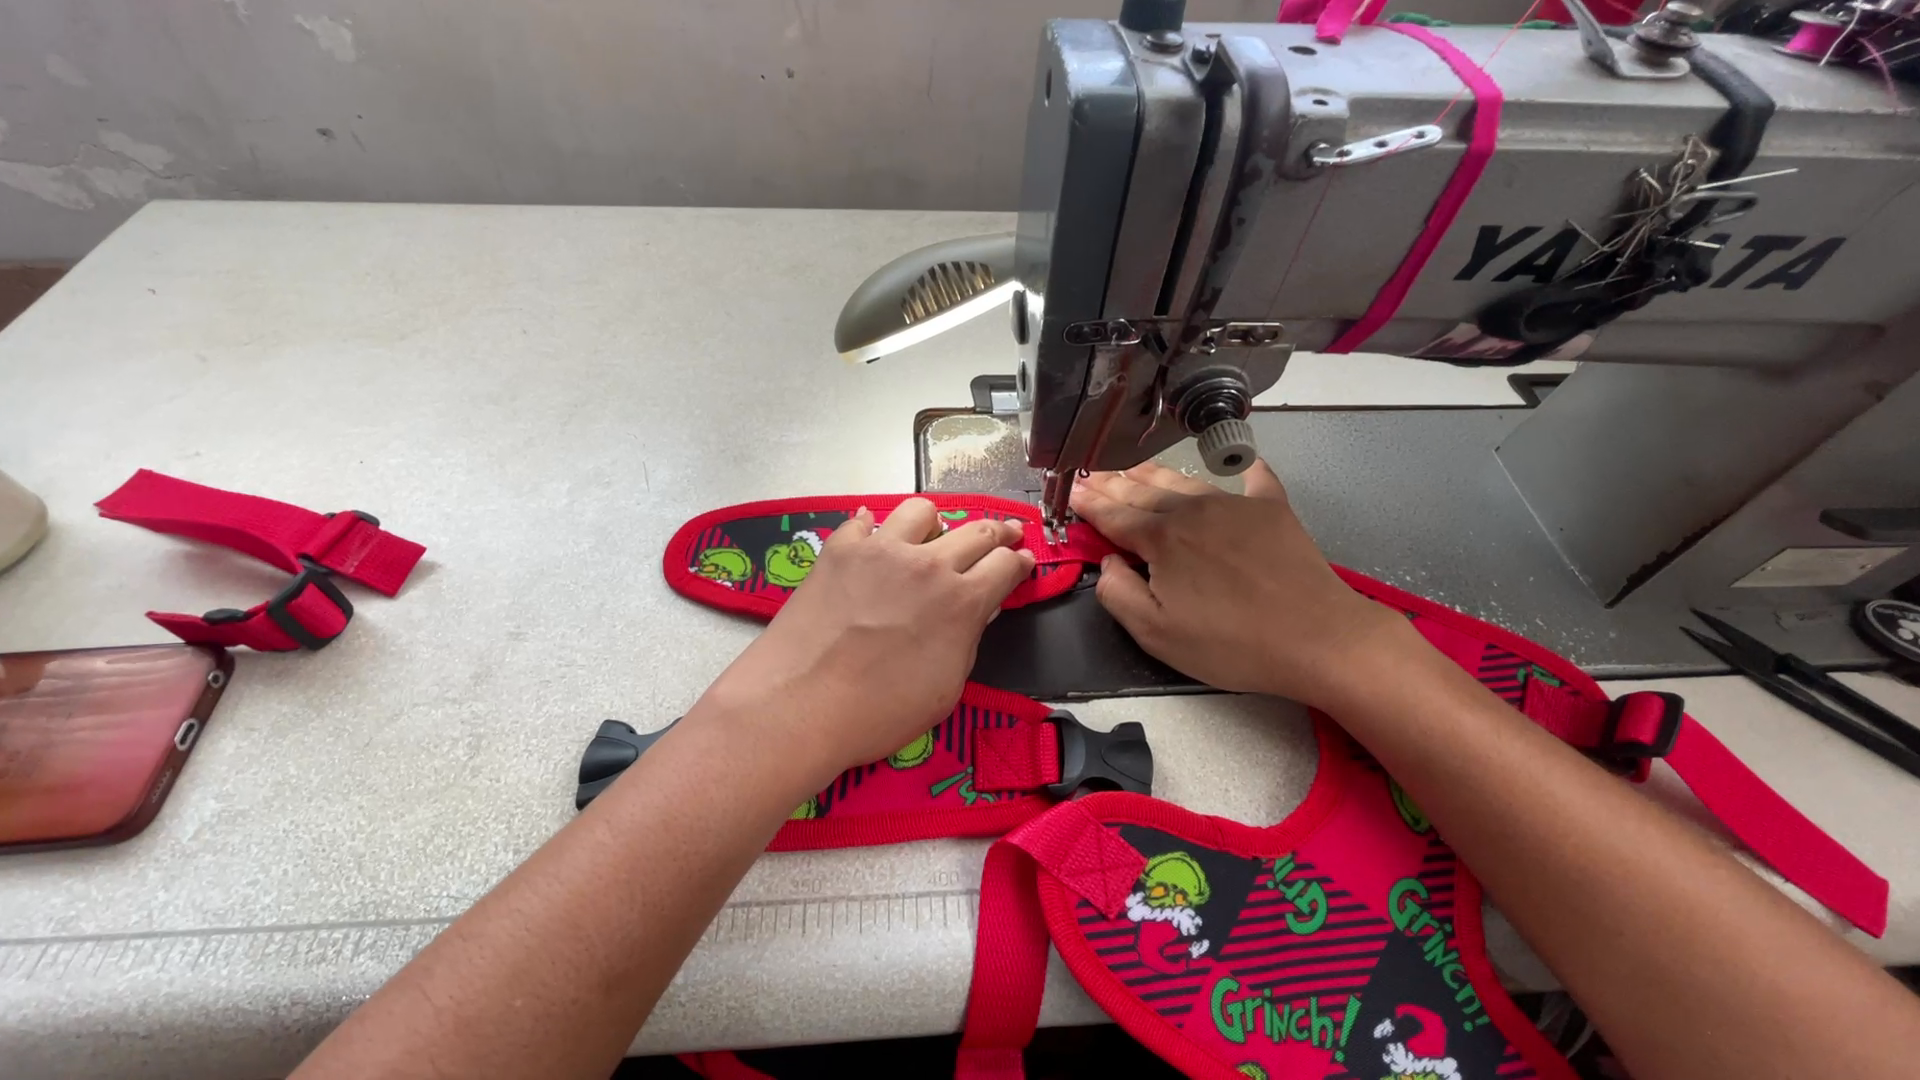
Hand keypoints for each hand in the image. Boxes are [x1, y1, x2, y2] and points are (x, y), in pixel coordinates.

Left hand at [696, 499, 1033, 780]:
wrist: (802, 704)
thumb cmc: (880, 713)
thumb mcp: (946, 688)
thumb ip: (966, 640)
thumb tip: (973, 611)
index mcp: (961, 601)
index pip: (1005, 564)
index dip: (1020, 562)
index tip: (1023, 561)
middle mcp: (927, 565)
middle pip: (976, 531)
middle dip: (999, 530)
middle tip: (1005, 532)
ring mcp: (880, 550)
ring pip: (922, 511)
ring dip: (936, 523)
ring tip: (931, 537)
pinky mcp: (840, 549)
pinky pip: (863, 521)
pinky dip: (873, 529)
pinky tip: (872, 541)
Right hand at [1070, 460, 1401, 708]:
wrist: (1318, 638)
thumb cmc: (1231, 644)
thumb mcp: (1156, 633)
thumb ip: (1118, 593)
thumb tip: (1108, 560)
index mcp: (1161, 539)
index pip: (1114, 516)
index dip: (1088, 505)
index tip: (1070, 493)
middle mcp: (1193, 512)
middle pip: (1143, 492)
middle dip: (1112, 483)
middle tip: (1091, 474)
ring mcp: (1236, 505)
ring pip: (1183, 482)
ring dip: (1152, 473)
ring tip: (1132, 467)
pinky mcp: (1273, 509)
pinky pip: (1251, 477)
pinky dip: (1238, 466)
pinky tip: (1236, 461)